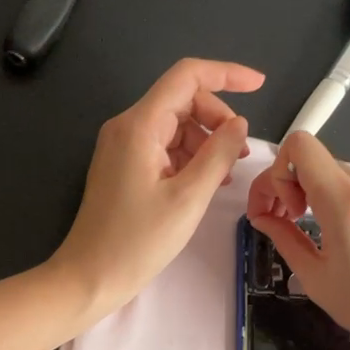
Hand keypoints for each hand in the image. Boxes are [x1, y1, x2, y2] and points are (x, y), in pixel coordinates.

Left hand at [50, 58, 261, 317]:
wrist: (89, 276)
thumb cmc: (138, 241)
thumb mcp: (189, 198)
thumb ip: (218, 154)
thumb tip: (239, 124)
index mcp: (140, 125)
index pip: (187, 76)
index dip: (226, 74)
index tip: (259, 85)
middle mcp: (127, 126)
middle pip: (182, 100)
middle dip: (218, 118)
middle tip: (241, 154)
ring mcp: (122, 146)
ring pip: (175, 125)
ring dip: (206, 141)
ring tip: (225, 176)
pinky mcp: (123, 166)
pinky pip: (163, 146)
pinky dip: (189, 157)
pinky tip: (205, 183)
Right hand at [247, 131, 349, 349]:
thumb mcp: (314, 276)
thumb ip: (283, 238)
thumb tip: (261, 217)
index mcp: (345, 200)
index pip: (299, 146)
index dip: (275, 173)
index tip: (281, 211)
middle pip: (311, 160)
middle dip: (285, 186)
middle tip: (278, 223)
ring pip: (329, 172)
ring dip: (306, 192)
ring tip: (302, 229)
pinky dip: (329, 198)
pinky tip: (330, 233)